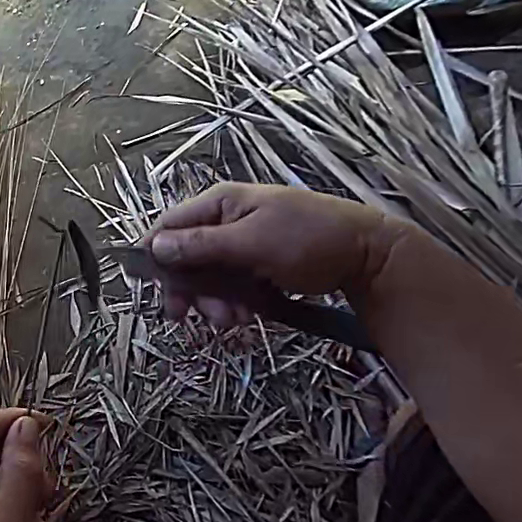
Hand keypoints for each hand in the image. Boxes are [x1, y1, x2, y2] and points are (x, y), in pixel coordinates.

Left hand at [0, 408, 52, 521]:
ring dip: (23, 480)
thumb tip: (29, 423)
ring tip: (40, 512)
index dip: (18, 421)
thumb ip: (21, 467)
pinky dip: (15, 496)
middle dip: (23, 459)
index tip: (54, 430)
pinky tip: (29, 521)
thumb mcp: (11, 521)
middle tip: (47, 491)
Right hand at [146, 182, 415, 327]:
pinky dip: (232, 303)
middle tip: (187, 316)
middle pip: (184, 256)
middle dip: (188, 288)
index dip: (156, 255)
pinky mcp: (255, 265)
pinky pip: (229, 286)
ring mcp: (240, 244)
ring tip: (232, 320)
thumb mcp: (252, 240)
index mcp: (220, 202)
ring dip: (212, 301)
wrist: (367, 255)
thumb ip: (202, 245)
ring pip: (206, 276)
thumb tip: (156, 246)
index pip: (169, 225)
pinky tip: (247, 315)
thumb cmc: (309, 237)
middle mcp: (224, 221)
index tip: (154, 287)